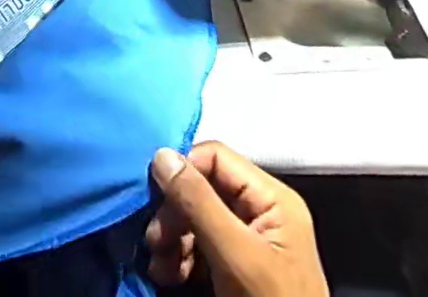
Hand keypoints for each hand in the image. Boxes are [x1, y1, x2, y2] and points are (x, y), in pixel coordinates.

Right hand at [145, 142, 328, 296]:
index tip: (156, 198)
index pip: (213, 156)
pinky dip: (177, 255)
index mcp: (272, 199)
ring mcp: (247, 238)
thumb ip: (199, 202)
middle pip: (199, 186)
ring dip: (170, 237)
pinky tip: (169, 274)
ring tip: (160, 265)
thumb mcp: (236, 256)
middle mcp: (260, 211)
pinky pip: (195, 241)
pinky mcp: (233, 263)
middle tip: (155, 241)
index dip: (181, 172)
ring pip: (192, 214)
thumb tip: (160, 154)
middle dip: (172, 213)